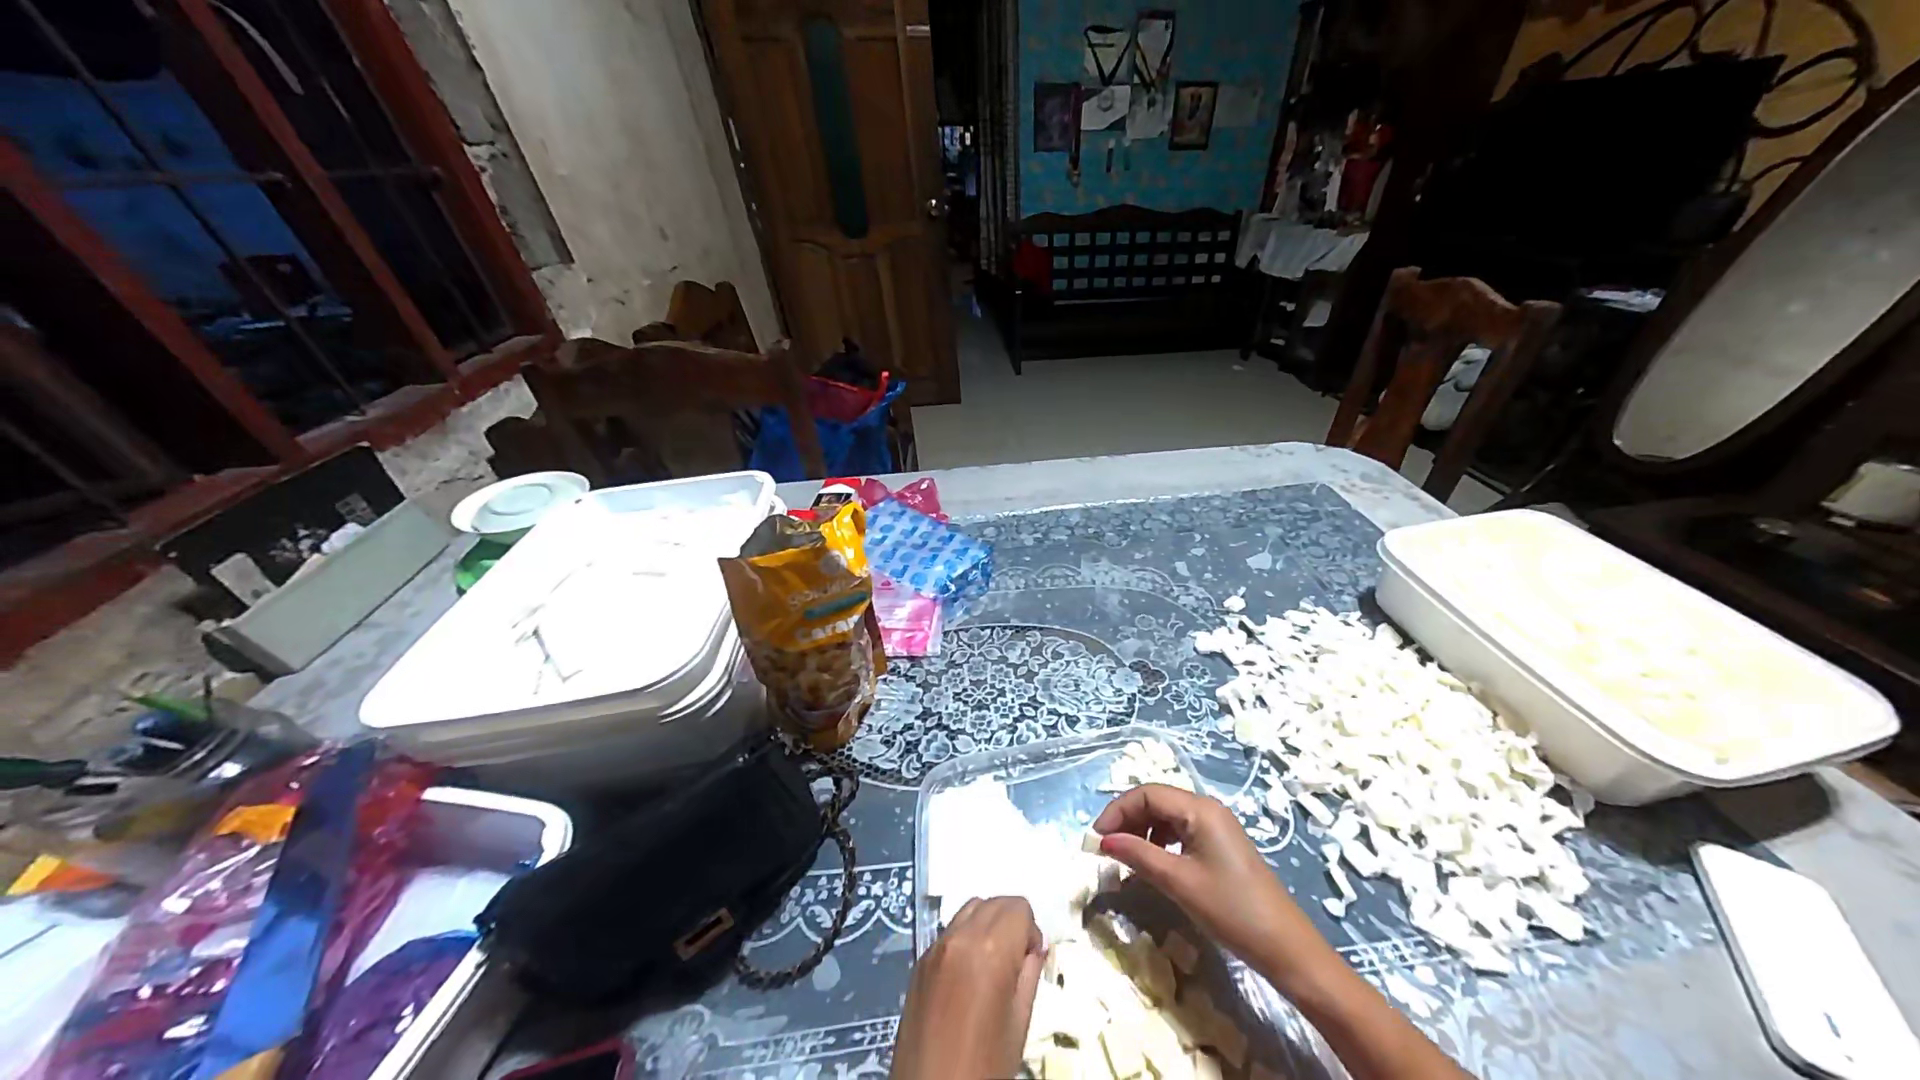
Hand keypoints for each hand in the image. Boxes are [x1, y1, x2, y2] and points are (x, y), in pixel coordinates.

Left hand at [891, 897, 1044, 1078]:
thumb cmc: (984, 1066)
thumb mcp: (1019, 1023)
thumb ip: (1029, 975)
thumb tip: (1033, 950)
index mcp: (989, 949)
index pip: (1019, 907)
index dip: (1030, 931)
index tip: (1030, 961)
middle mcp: (959, 937)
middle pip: (994, 902)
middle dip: (1010, 924)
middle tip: (1016, 963)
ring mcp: (934, 947)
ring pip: (969, 909)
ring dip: (986, 925)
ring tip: (992, 966)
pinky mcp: (919, 961)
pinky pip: (949, 931)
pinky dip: (965, 939)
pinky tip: (968, 976)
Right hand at [1092, 784, 1337, 994]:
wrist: (1285, 946)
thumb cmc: (1230, 909)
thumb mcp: (1177, 881)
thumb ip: (1138, 854)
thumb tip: (1103, 840)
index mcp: (1199, 809)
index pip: (1146, 794)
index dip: (1117, 811)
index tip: (1096, 838)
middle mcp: (1207, 808)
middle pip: (1156, 800)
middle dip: (1127, 819)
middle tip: (1106, 847)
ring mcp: (1217, 826)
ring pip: (1167, 815)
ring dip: (1142, 829)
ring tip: (1126, 856)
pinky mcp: (1221, 845)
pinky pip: (1181, 830)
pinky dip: (1160, 840)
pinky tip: (1153, 862)